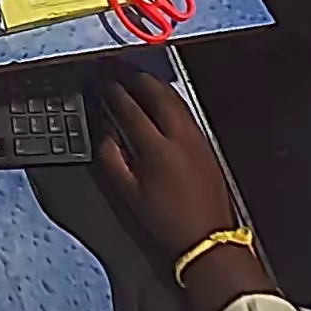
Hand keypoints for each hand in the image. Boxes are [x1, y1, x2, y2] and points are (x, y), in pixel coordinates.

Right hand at [98, 72, 273, 310]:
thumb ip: (111, 156)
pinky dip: (167, 95)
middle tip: (117, 68)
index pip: (129, 108)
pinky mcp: (205, 142)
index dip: (112, 91)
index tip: (101, 82)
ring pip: (173, 98)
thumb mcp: (128, 191)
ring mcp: (196, 137)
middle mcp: (179, 136)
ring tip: (135, 75)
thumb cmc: (164, 218)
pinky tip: (158, 95)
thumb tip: (104, 130)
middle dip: (133, 77)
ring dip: (152, 83)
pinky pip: (184, 108)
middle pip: (155, 94)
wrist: (208, 241)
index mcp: (156, 149)